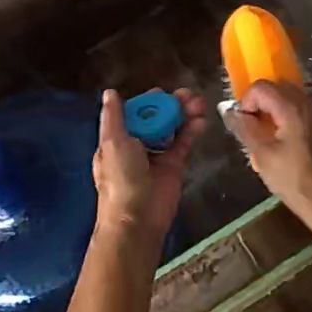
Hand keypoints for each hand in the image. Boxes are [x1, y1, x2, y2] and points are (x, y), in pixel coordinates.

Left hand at [92, 88, 208, 240]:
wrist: (137, 219)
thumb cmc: (120, 178)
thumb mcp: (112, 142)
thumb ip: (114, 117)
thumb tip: (110, 92)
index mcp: (118, 138)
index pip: (134, 113)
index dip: (149, 102)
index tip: (163, 93)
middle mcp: (137, 145)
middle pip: (156, 118)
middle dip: (171, 106)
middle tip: (188, 95)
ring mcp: (156, 155)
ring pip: (172, 128)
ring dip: (184, 115)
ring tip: (198, 103)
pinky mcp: (174, 166)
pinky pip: (183, 144)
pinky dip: (191, 131)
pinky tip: (201, 121)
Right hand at [226, 82, 311, 220]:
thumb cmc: (295, 180)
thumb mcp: (263, 155)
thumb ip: (244, 127)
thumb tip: (229, 110)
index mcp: (292, 107)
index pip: (260, 87)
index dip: (246, 103)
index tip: (244, 126)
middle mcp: (308, 102)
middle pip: (275, 87)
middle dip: (259, 104)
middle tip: (253, 130)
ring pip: (288, 96)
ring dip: (272, 110)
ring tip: (266, 136)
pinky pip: (299, 108)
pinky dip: (286, 115)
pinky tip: (283, 141)